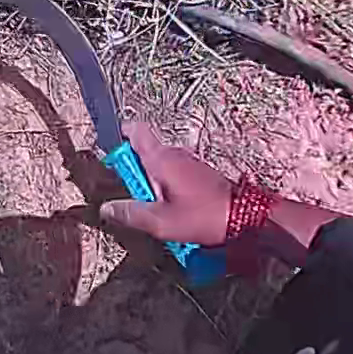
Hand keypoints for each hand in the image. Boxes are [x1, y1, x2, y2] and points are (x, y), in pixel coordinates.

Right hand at [99, 122, 233, 245]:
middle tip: (135, 199)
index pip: (136, 132)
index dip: (119, 138)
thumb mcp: (161, 222)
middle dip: (133, 174)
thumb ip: (131, 213)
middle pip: (143, 154)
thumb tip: (107, 208)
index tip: (111, 158)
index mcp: (162, 159)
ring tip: (155, 211)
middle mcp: (174, 155)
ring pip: (157, 167)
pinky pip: (171, 176)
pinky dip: (164, 189)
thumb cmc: (204, 216)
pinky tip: (170, 212)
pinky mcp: (197, 175)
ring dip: (150, 185)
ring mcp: (188, 163)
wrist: (245, 218)